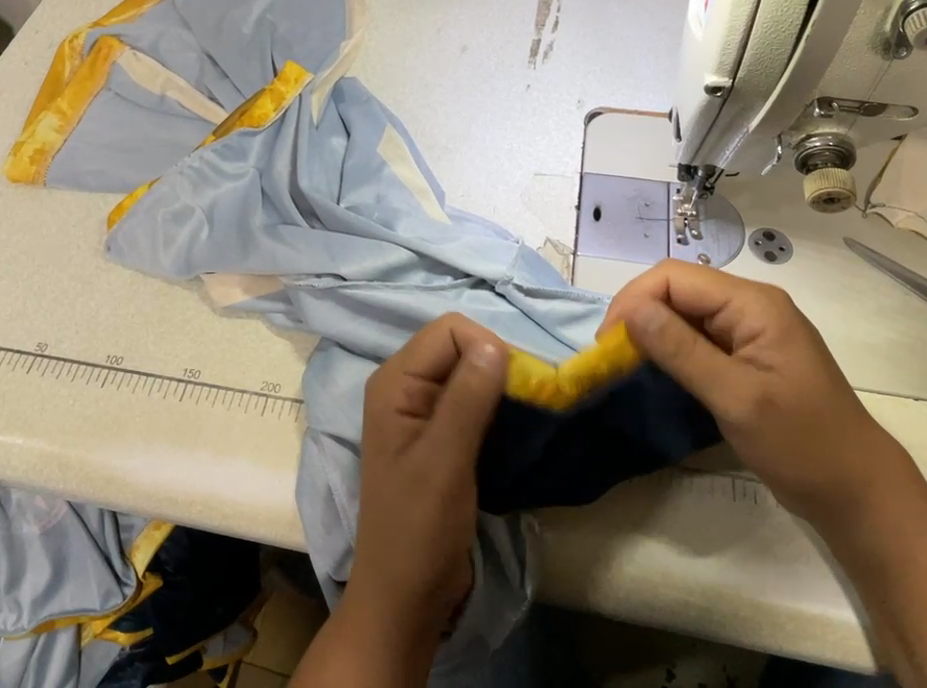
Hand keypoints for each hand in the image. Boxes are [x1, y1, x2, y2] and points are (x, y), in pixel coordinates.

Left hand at [348, 313, 508, 637]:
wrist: (407, 596)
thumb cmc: (419, 528)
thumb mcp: (444, 461)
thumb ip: (468, 398)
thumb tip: (497, 343)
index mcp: (394, 382)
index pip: (450, 330)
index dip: (488, 347)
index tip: (521, 387)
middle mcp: (406, 387)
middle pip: (461, 346)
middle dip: (499, 364)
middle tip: (532, 402)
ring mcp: (424, 412)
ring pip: (472, 373)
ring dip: (503, 387)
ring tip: (530, 414)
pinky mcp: (443, 436)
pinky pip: (475, 401)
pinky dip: (499, 407)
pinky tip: (517, 429)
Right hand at [604, 260, 921, 528]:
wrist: (856, 491)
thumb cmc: (801, 444)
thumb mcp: (737, 399)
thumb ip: (682, 351)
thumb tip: (631, 312)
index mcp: (754, 304)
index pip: (675, 278)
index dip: (634, 302)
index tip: (608, 345)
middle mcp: (751, 306)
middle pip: (678, 289)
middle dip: (639, 315)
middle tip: (612, 358)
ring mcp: (750, 331)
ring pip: (684, 312)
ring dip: (652, 332)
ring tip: (625, 364)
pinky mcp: (747, 355)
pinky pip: (698, 336)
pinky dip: (670, 349)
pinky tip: (656, 371)